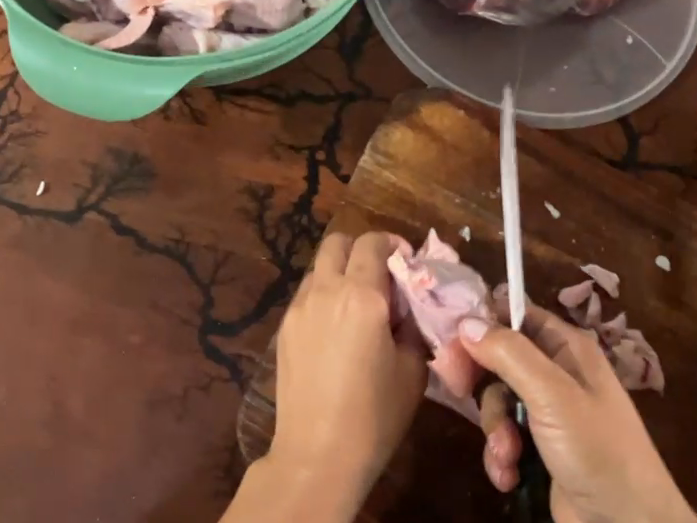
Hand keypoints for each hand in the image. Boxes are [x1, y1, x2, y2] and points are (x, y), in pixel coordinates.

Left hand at [266, 231, 427, 512]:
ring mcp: (299, 308)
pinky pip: (307, 295)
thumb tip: (408, 309)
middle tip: (380, 275)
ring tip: (357, 303)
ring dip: (339, 272)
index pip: (373, 243)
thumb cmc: (374, 416)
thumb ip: (412, 327)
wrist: (317, 454)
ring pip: (319, 267)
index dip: (393, 244)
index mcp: (362, 296)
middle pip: (338, 242)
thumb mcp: (412, 370)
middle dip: (361, 249)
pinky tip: (336, 328)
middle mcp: (326, 290)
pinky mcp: (284, 328)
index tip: (406, 261)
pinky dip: (324, 296)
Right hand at [460, 303, 696, 522]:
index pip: (514, 313)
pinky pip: (504, 435)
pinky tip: (509, 475)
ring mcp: (548, 411)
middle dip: (481, 381)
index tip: (452, 342)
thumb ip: (509, 354)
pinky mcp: (540, 447)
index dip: (481, 323)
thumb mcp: (552, 395)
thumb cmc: (597, 450)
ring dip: (494, 427)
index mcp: (566, 347)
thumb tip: (466, 320)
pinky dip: (501, 454)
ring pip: (497, 399)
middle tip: (458, 390)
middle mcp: (556, 372)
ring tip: (507, 455)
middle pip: (498, 356)